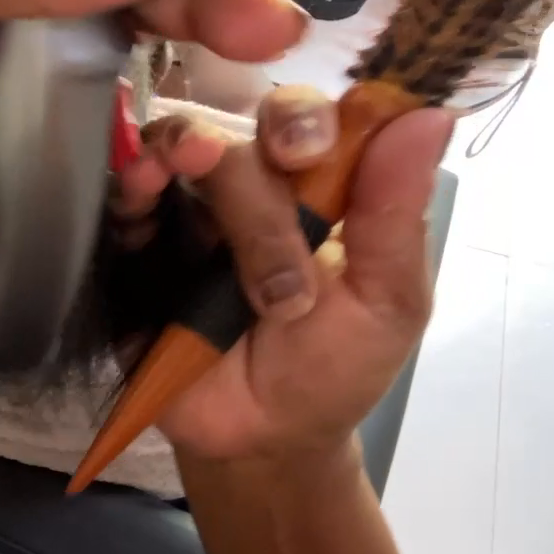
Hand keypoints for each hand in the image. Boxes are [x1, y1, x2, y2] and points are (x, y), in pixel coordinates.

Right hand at [157, 92, 452, 469]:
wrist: (256, 436)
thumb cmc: (331, 369)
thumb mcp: (385, 302)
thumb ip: (394, 217)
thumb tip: (428, 118)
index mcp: (314, 195)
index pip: (302, 123)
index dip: (298, 119)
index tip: (303, 154)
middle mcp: (247, 194)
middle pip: (234, 142)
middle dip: (240, 179)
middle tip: (257, 240)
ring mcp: (186, 220)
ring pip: (172, 155)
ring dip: (171, 148)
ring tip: (167, 169)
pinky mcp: (137, 254)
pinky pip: (124, 208)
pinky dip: (128, 189)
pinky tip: (137, 189)